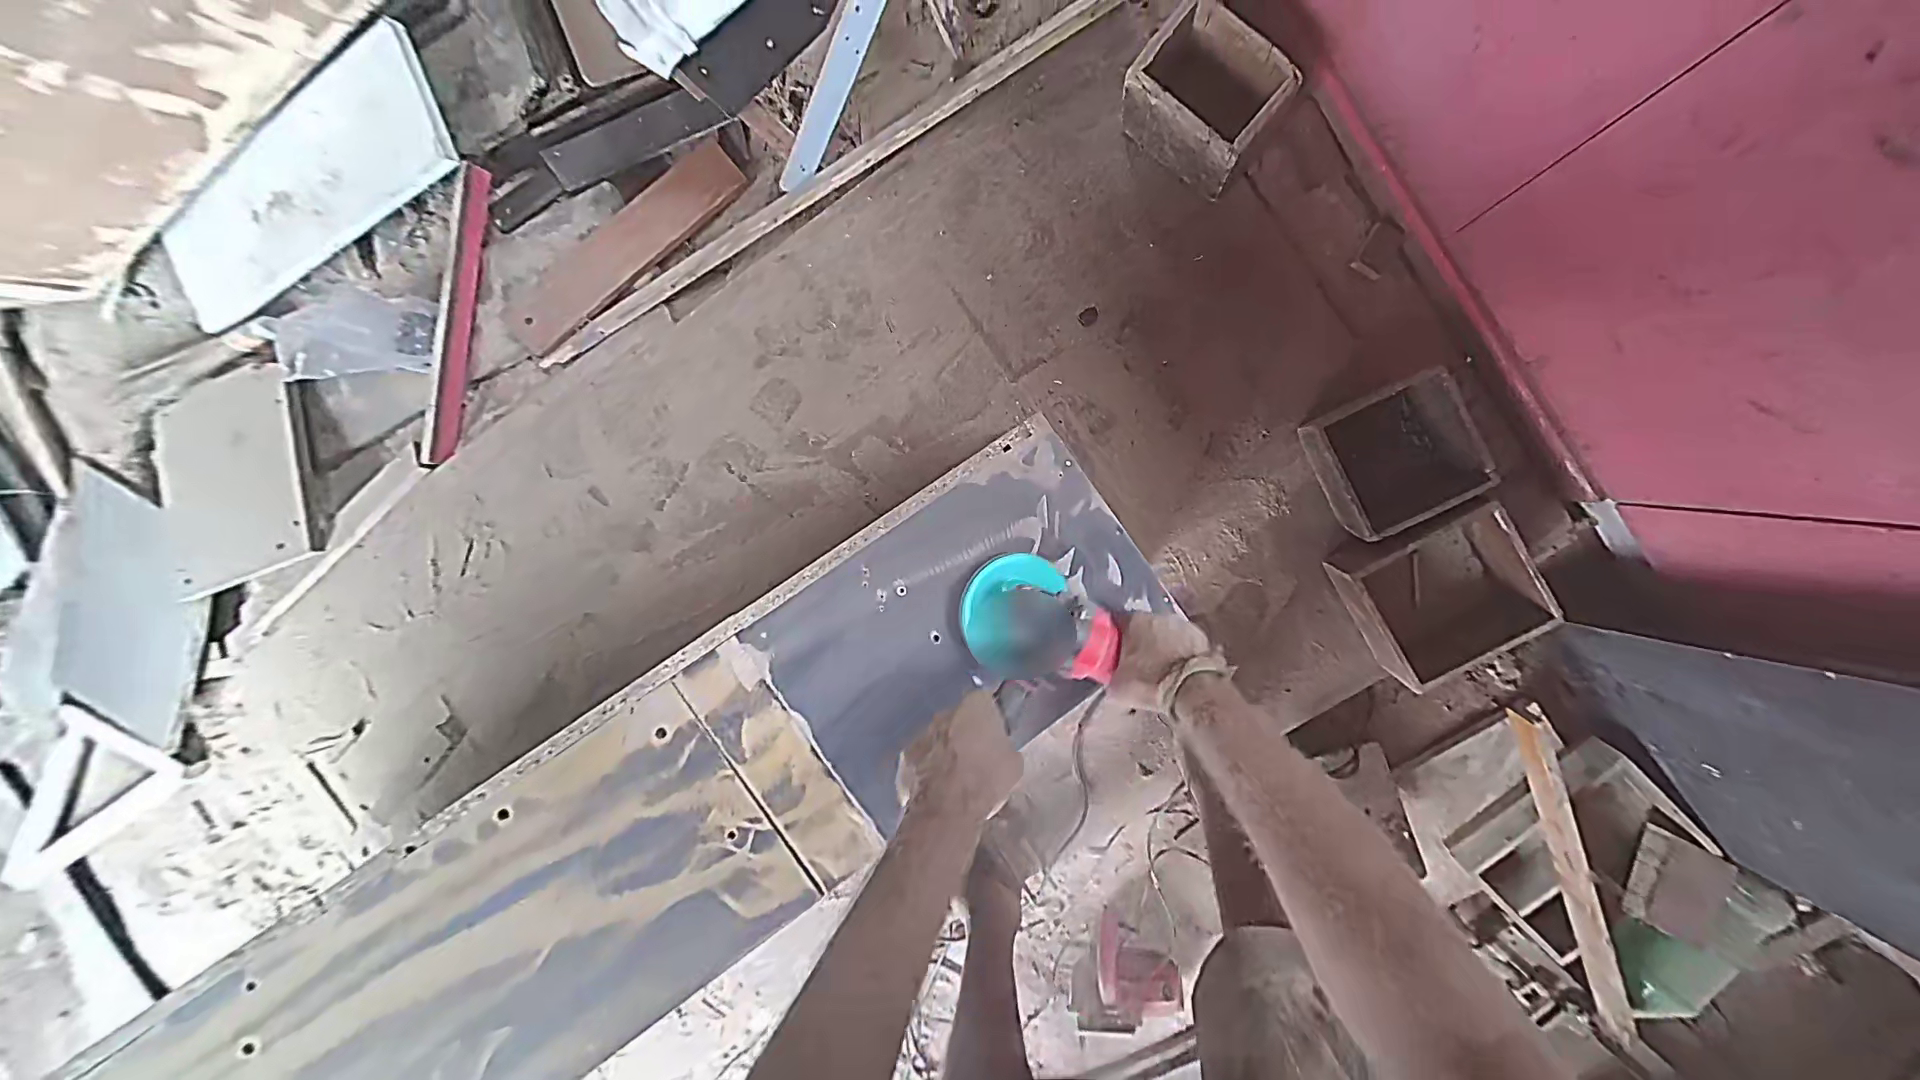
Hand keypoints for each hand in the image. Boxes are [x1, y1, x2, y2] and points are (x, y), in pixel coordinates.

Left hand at [903, 690, 1021, 822]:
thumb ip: (1004, 744)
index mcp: (976, 706)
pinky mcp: (906, 754)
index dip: (990, 715)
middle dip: (966, 729)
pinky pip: (923, 754)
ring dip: (946, 746)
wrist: (947, 808)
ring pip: (939, 734)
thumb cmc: (986, 780)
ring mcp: (923, 731)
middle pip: (959, 715)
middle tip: (976, 752)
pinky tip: (938, 783)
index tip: (994, 731)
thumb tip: (1000, 746)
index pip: (985, 699)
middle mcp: (946, 711)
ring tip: (956, 772)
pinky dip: (929, 763)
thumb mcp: (1013, 763)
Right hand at [1107, 614, 1216, 711]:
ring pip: (1164, 632)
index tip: (1112, 649)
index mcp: (1133, 621)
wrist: (1193, 689)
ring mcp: (1181, 624)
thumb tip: (1107, 679)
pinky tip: (1176, 669)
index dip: (1113, 636)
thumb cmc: (1149, 682)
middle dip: (1139, 640)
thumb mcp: (1118, 687)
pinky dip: (1179, 652)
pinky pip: (1183, 643)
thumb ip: (1110, 677)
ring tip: (1158, 667)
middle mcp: (1157, 615)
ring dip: (1161, 644)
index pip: (1116, 621)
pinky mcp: (1201, 637)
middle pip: (1142, 625)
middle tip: (1135, 660)